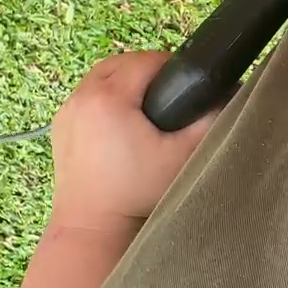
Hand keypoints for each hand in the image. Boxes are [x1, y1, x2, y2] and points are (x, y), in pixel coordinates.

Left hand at [46, 52, 215, 232]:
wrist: (93, 227)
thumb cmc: (138, 191)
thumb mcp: (184, 154)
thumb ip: (209, 119)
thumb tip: (226, 94)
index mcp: (109, 97)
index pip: (147, 60)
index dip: (172, 67)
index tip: (186, 87)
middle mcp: (82, 97)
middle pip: (122, 62)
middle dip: (149, 70)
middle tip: (172, 94)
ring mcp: (67, 110)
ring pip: (103, 76)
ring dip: (126, 80)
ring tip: (150, 104)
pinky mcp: (60, 125)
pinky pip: (88, 94)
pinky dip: (107, 95)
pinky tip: (124, 118)